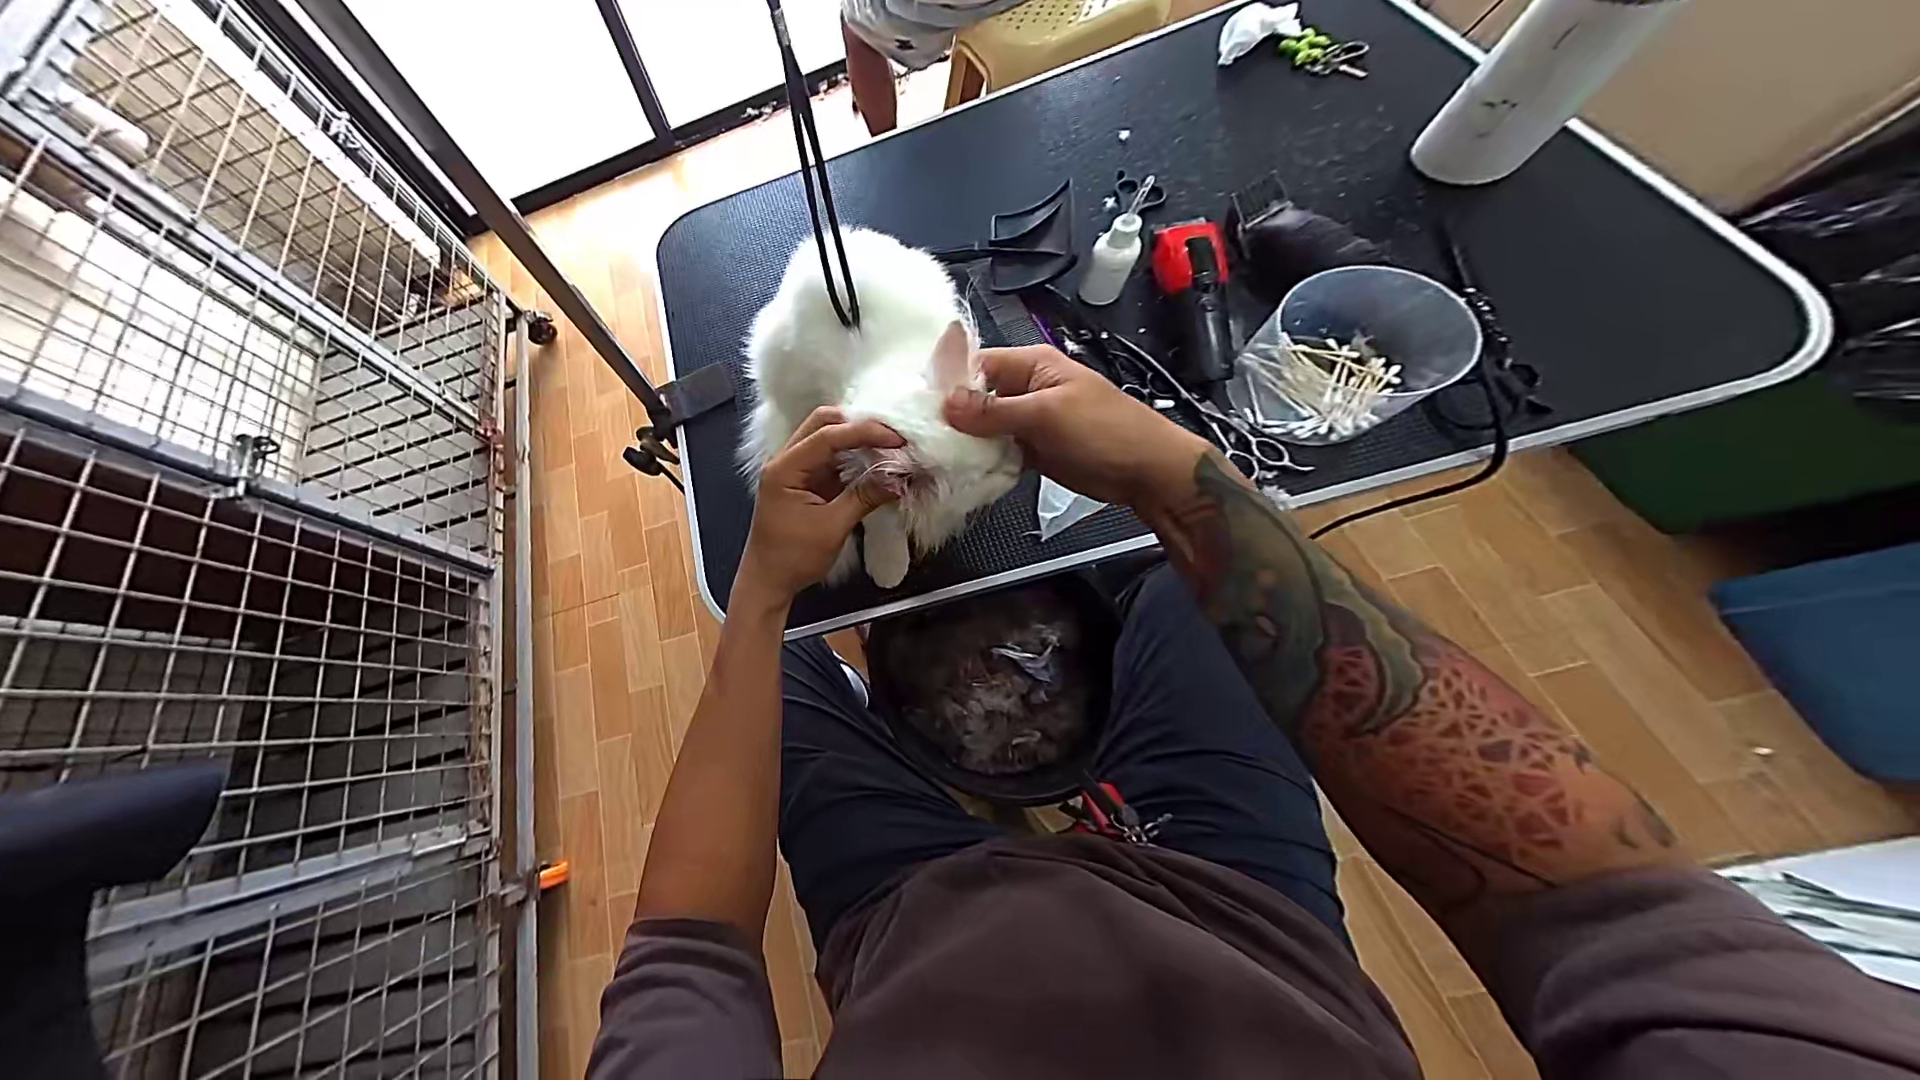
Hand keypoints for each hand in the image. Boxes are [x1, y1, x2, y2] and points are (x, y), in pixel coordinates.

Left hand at [735, 407, 902, 608]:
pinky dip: (856, 456)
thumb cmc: (793, 558)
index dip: (864, 432)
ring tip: (890, 447)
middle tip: (893, 436)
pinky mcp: (809, 482)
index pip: (827, 435)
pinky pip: (833, 458)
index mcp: (785, 469)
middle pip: (824, 424)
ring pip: (829, 437)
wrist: (769, 583)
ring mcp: (798, 470)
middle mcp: (787, 461)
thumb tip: (899, 478)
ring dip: (858, 439)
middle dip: (860, 425)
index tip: (896, 438)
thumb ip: (864, 497)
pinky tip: (877, 462)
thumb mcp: (832, 528)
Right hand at [943, 345, 1211, 512]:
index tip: (918, 407)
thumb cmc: (1104, 431)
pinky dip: (983, 459)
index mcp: (1031, 364)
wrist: (1144, 471)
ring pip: (985, 426)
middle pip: (976, 397)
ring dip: (965, 441)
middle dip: (952, 416)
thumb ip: (995, 410)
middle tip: (920, 437)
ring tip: (933, 456)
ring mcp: (1027, 421)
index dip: (948, 383)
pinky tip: (961, 470)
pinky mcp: (1031, 449)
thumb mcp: (1046, 414)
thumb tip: (947, 404)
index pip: (977, 364)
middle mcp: (1025, 388)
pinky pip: (998, 449)